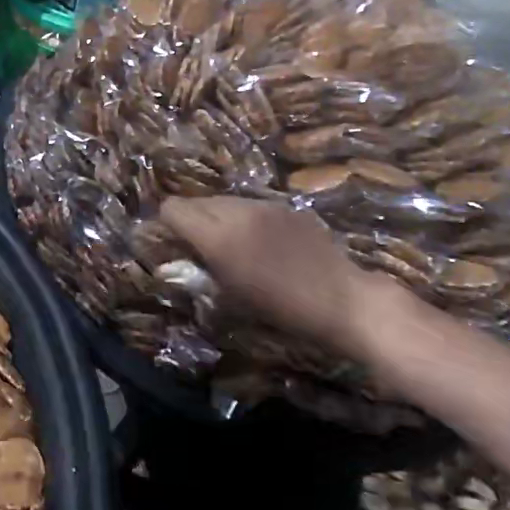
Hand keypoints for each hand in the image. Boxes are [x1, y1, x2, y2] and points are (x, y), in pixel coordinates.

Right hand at [159, 196, 392, 357]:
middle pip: (195, 201)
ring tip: (229, 243)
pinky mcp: (286, 206)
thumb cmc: (280, 309)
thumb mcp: (228, 297)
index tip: (170, 242)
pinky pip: (250, 205)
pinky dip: (243, 218)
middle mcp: (236, 212)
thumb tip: (171, 262)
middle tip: (196, 245)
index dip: (166, 223)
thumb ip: (197, 271)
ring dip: (216, 217)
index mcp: (217, 237)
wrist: (343, 300)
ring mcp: (264, 205)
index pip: (172, 209)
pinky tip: (259, 242)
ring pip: (223, 200)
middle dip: (190, 219)